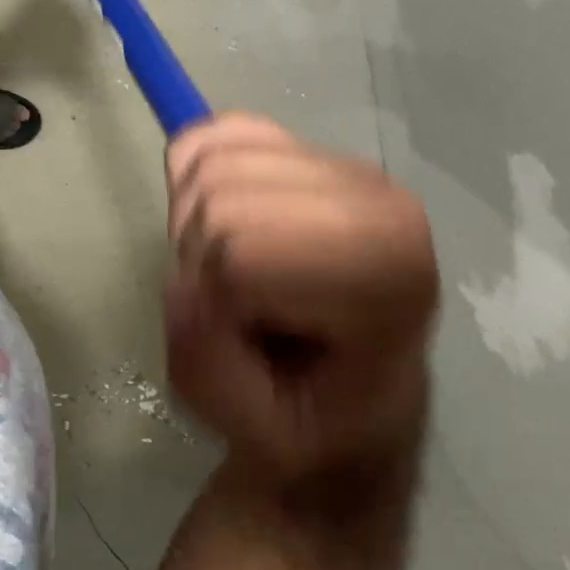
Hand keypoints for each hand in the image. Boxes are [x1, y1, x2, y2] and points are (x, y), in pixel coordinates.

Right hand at [164, 114, 437, 481]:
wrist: (359, 391)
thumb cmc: (320, 418)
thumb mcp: (264, 438)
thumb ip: (215, 373)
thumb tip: (184, 290)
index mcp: (386, 274)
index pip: (242, 250)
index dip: (212, 300)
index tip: (240, 340)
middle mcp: (376, 199)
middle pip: (219, 193)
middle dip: (196, 254)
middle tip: (230, 305)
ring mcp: (345, 163)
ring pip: (213, 156)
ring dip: (195, 217)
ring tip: (232, 268)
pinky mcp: (313, 145)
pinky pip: (222, 131)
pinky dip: (197, 172)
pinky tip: (227, 219)